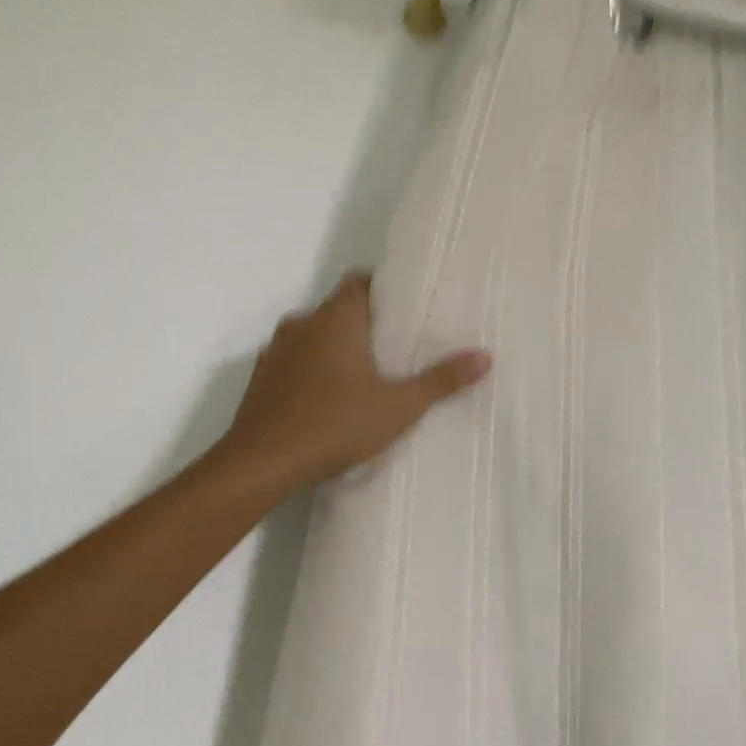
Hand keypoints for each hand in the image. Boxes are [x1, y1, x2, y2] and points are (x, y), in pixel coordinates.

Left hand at [215, 271, 491, 490]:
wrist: (261, 464)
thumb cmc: (335, 425)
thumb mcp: (399, 407)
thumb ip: (441, 380)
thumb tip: (485, 356)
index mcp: (336, 318)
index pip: (360, 281)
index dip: (383, 289)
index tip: (407, 308)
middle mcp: (302, 324)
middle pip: (338, 309)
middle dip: (365, 323)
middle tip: (397, 346)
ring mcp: (275, 351)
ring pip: (313, 336)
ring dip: (335, 348)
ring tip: (365, 375)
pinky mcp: (260, 379)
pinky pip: (294, 362)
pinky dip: (311, 371)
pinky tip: (328, 400)